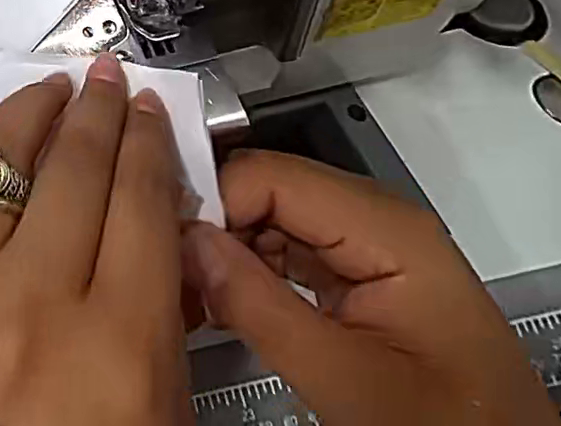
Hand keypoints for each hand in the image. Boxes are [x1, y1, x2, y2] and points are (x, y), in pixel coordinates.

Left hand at [0, 54, 191, 425]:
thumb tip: (161, 221)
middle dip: (96, 109)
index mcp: (116, 347)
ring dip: (27, 111)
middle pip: (74, 166)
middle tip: (104, 81)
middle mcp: (34, 304)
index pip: (140, 199)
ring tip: (48, 89)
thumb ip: (166, 315)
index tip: (147, 111)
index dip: (147, 141)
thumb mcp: (157, 415)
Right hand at [183, 151, 559, 425]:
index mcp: (386, 227)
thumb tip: (189, 242)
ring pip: (266, 215)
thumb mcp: (351, 384)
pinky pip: (282, 247)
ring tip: (194, 291)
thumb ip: (261, 307)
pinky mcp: (353, 270)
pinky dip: (247, 269)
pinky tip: (224, 299)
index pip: (268, 176)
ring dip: (225, 249)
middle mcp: (373, 218)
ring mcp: (363, 243)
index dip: (214, 204)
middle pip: (264, 188)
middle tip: (176, 273)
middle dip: (214, 226)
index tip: (174, 245)